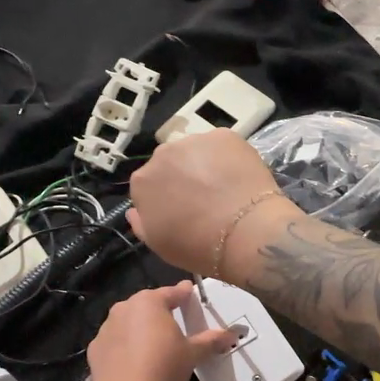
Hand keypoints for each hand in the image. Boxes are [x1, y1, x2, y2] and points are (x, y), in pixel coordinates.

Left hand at [86, 283, 235, 380]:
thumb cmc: (166, 365)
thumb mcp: (193, 352)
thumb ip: (211, 340)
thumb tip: (231, 335)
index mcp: (150, 302)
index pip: (171, 293)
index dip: (183, 293)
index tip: (189, 292)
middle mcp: (125, 308)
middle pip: (146, 305)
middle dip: (158, 311)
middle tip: (172, 322)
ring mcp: (106, 328)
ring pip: (127, 322)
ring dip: (138, 328)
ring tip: (151, 345)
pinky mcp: (95, 348)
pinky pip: (114, 342)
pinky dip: (123, 347)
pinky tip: (133, 362)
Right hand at [129, 131, 295, 276]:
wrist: (245, 231)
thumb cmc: (197, 245)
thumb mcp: (159, 245)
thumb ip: (141, 224)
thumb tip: (134, 211)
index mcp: (142, 181)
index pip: (149, 186)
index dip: (167, 199)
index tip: (182, 212)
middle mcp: (162, 154)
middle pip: (171, 163)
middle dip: (184, 177)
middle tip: (206, 200)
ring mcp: (194, 141)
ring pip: (197, 152)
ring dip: (206, 165)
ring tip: (226, 189)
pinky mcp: (224, 135)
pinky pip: (223, 146)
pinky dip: (229, 158)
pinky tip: (240, 178)